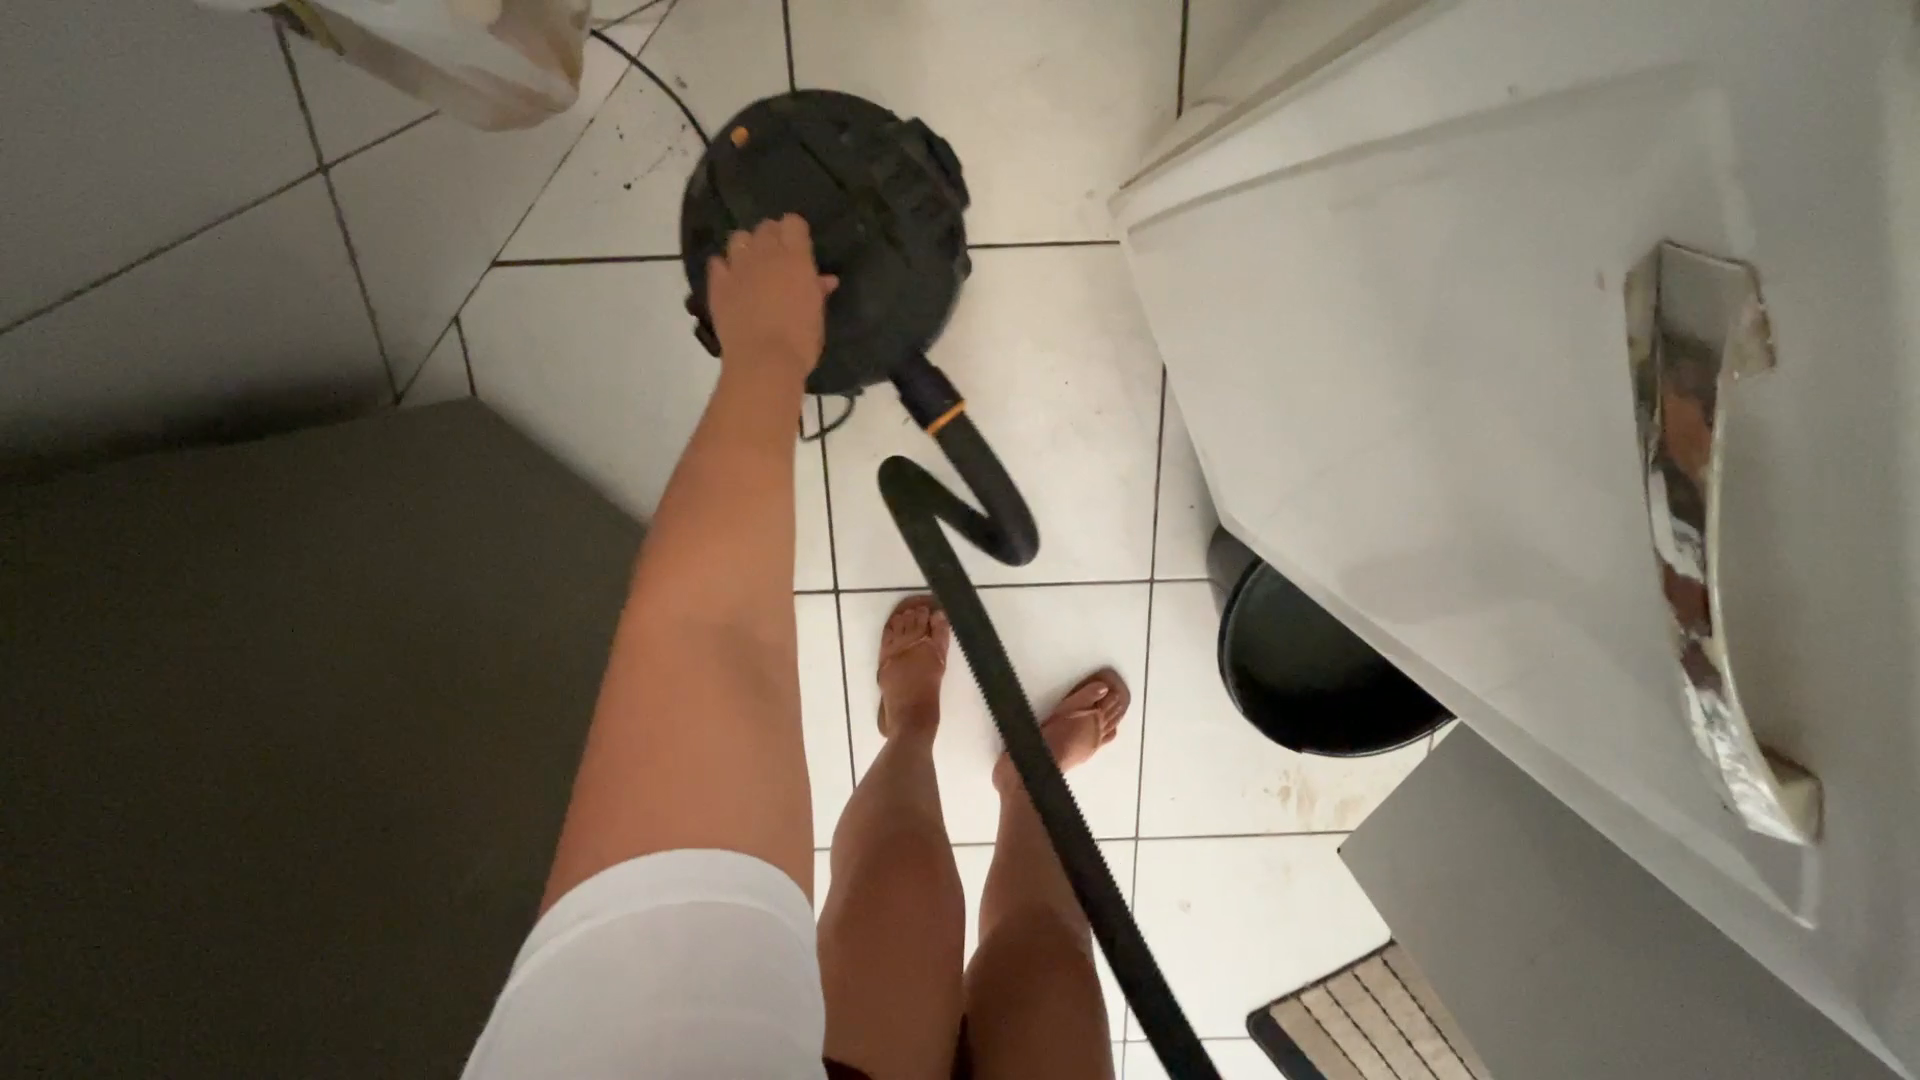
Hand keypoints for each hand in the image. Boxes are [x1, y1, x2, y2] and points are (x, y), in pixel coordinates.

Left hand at [706, 215, 838, 378]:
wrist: (763, 361)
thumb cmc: (800, 341)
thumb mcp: (816, 315)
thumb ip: (817, 291)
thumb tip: (825, 279)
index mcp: (795, 258)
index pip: (793, 223)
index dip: (796, 232)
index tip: (800, 247)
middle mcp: (765, 254)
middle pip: (766, 227)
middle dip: (772, 237)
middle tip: (778, 259)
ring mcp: (738, 267)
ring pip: (738, 238)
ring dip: (747, 247)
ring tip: (752, 265)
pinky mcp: (718, 284)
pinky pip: (717, 263)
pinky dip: (724, 267)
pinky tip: (731, 281)